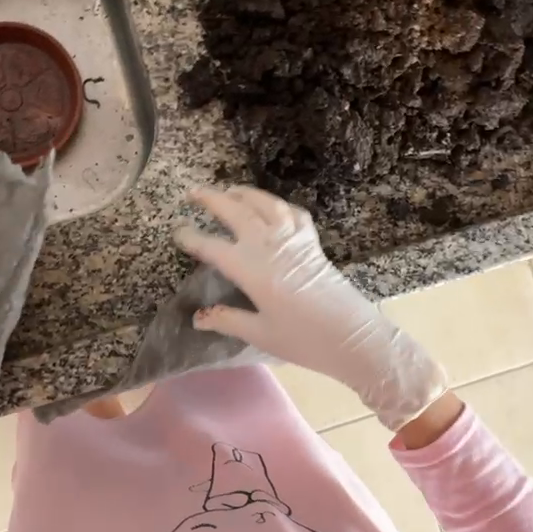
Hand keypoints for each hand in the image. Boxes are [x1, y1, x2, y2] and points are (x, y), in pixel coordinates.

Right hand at [175, 186, 449, 431]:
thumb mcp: (260, 334)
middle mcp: (270, 247)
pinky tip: (272, 208)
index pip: (213, 248)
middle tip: (194, 192)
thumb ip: (227, 320)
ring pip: (266, 205)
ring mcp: (294, 241)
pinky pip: (293, 214)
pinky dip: (278, 205)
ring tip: (229, 191)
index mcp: (252, 270)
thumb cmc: (304, 341)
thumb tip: (198, 318)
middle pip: (237, 213)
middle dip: (213, 200)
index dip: (192, 238)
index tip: (178, 231)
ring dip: (245, 194)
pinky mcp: (313, 244)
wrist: (354, 338)